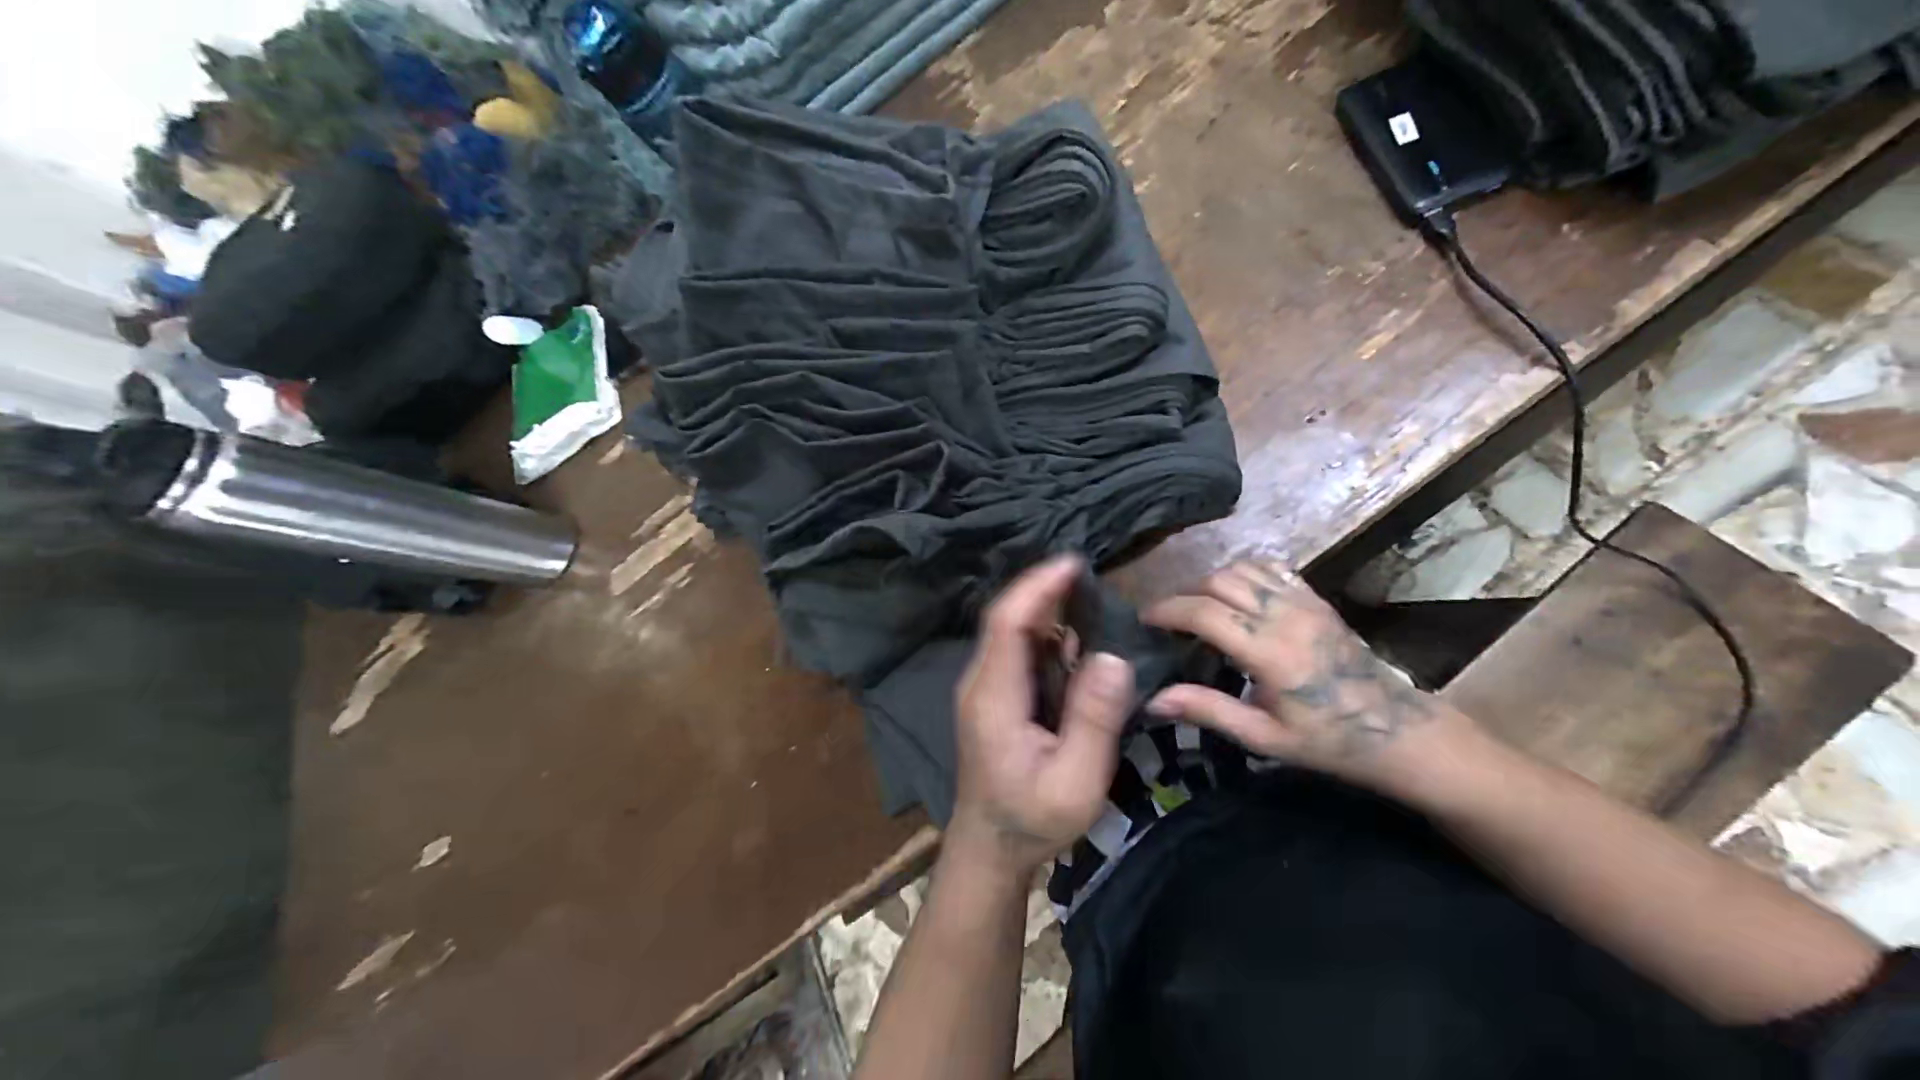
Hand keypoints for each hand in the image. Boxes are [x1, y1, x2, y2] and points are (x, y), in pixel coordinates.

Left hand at [950, 555, 1132, 875]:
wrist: (991, 848)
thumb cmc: (1033, 820)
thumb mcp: (1075, 781)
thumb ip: (1093, 720)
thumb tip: (1113, 657)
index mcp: (993, 696)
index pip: (1007, 622)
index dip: (1037, 587)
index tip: (1073, 562)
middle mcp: (980, 682)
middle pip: (1007, 619)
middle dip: (1047, 592)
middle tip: (1095, 579)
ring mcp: (983, 689)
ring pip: (1013, 633)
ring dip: (1049, 612)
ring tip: (1095, 604)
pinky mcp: (994, 697)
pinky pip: (1018, 652)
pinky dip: (1047, 637)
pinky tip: (1078, 643)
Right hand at [1143, 559, 1456, 789]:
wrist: (1398, 731)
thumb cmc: (1327, 741)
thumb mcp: (1263, 737)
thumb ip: (1207, 710)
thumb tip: (1152, 699)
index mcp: (1270, 653)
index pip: (1204, 612)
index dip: (1166, 610)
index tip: (1144, 621)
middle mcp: (1286, 617)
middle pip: (1218, 581)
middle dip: (1184, 595)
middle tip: (1169, 621)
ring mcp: (1305, 602)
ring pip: (1242, 568)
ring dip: (1211, 582)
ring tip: (1199, 609)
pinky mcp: (1317, 599)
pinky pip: (1270, 568)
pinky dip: (1242, 574)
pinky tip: (1234, 597)